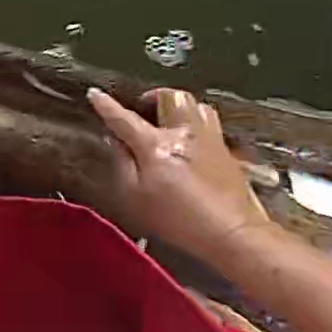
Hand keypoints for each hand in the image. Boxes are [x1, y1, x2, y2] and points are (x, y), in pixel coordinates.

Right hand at [86, 87, 274, 263]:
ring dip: (179, 109)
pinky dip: (194, 126)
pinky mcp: (229, 156)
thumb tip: (114, 141)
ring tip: (167, 122)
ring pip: (197, 107)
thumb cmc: (179, 219)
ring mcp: (211, 143)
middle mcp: (185, 136)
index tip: (94, 94)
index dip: (106, 104)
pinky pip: (210, 126)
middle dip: (154, 97)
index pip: (124, 117)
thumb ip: (121, 162)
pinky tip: (186, 144)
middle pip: (172, 97)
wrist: (236, 237)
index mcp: (156, 145)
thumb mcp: (135, 194)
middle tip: (143, 109)